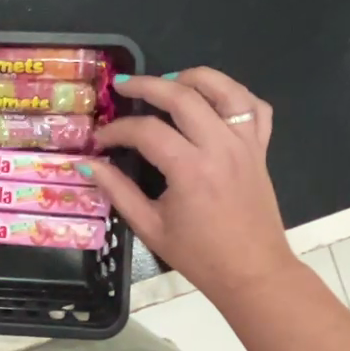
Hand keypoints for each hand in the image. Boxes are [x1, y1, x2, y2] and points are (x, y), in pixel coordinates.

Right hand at [84, 68, 302, 293]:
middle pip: (183, 96)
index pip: (146, 131)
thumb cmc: (199, 255)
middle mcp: (220, 148)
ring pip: (225, 90)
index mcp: (190, 170)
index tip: (100, 140)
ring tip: (170, 80)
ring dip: (194, 77)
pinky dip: (234, 95)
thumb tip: (89, 165)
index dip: (116, 131)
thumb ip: (117, 191)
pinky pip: (254, 108)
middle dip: (146, 85)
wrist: (253, 273)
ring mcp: (245, 145)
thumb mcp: (149, 227)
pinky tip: (212, 100)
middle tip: (122, 85)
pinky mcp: (260, 150)